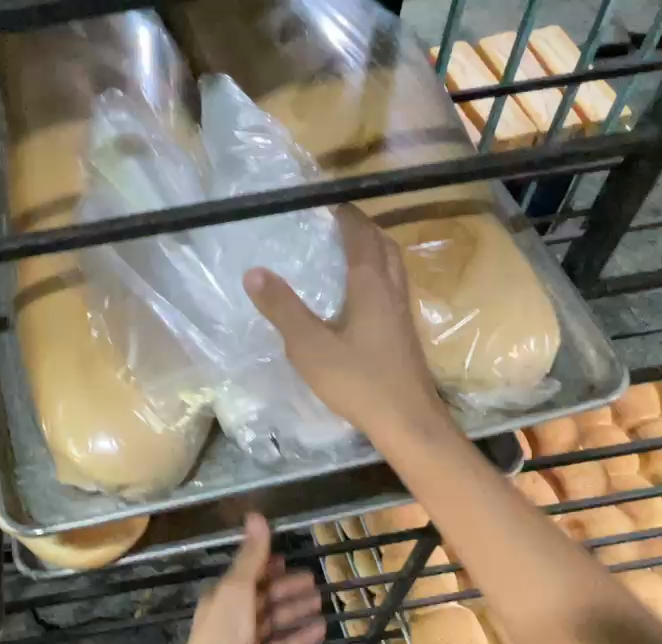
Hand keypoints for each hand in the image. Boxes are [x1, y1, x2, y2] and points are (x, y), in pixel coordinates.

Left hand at [172, 514, 326, 643]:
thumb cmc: (222, 633)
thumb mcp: (237, 589)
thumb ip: (251, 556)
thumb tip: (256, 516)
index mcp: (222, 596)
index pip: (246, 575)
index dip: (266, 566)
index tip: (288, 558)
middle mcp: (232, 616)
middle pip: (263, 597)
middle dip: (286, 588)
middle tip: (314, 579)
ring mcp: (244, 641)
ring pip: (274, 620)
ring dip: (295, 610)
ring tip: (321, 600)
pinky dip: (299, 637)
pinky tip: (320, 629)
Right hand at [244, 203, 447, 437]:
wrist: (407, 420)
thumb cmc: (358, 382)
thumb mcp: (310, 347)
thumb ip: (283, 309)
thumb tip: (254, 272)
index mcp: (371, 287)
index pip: (361, 238)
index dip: (347, 219)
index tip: (330, 206)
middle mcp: (392, 293)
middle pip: (385, 248)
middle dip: (366, 231)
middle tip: (344, 226)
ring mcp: (403, 316)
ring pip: (395, 270)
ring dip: (378, 254)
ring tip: (356, 255)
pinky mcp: (406, 338)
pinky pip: (395, 293)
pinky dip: (381, 280)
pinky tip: (368, 301)